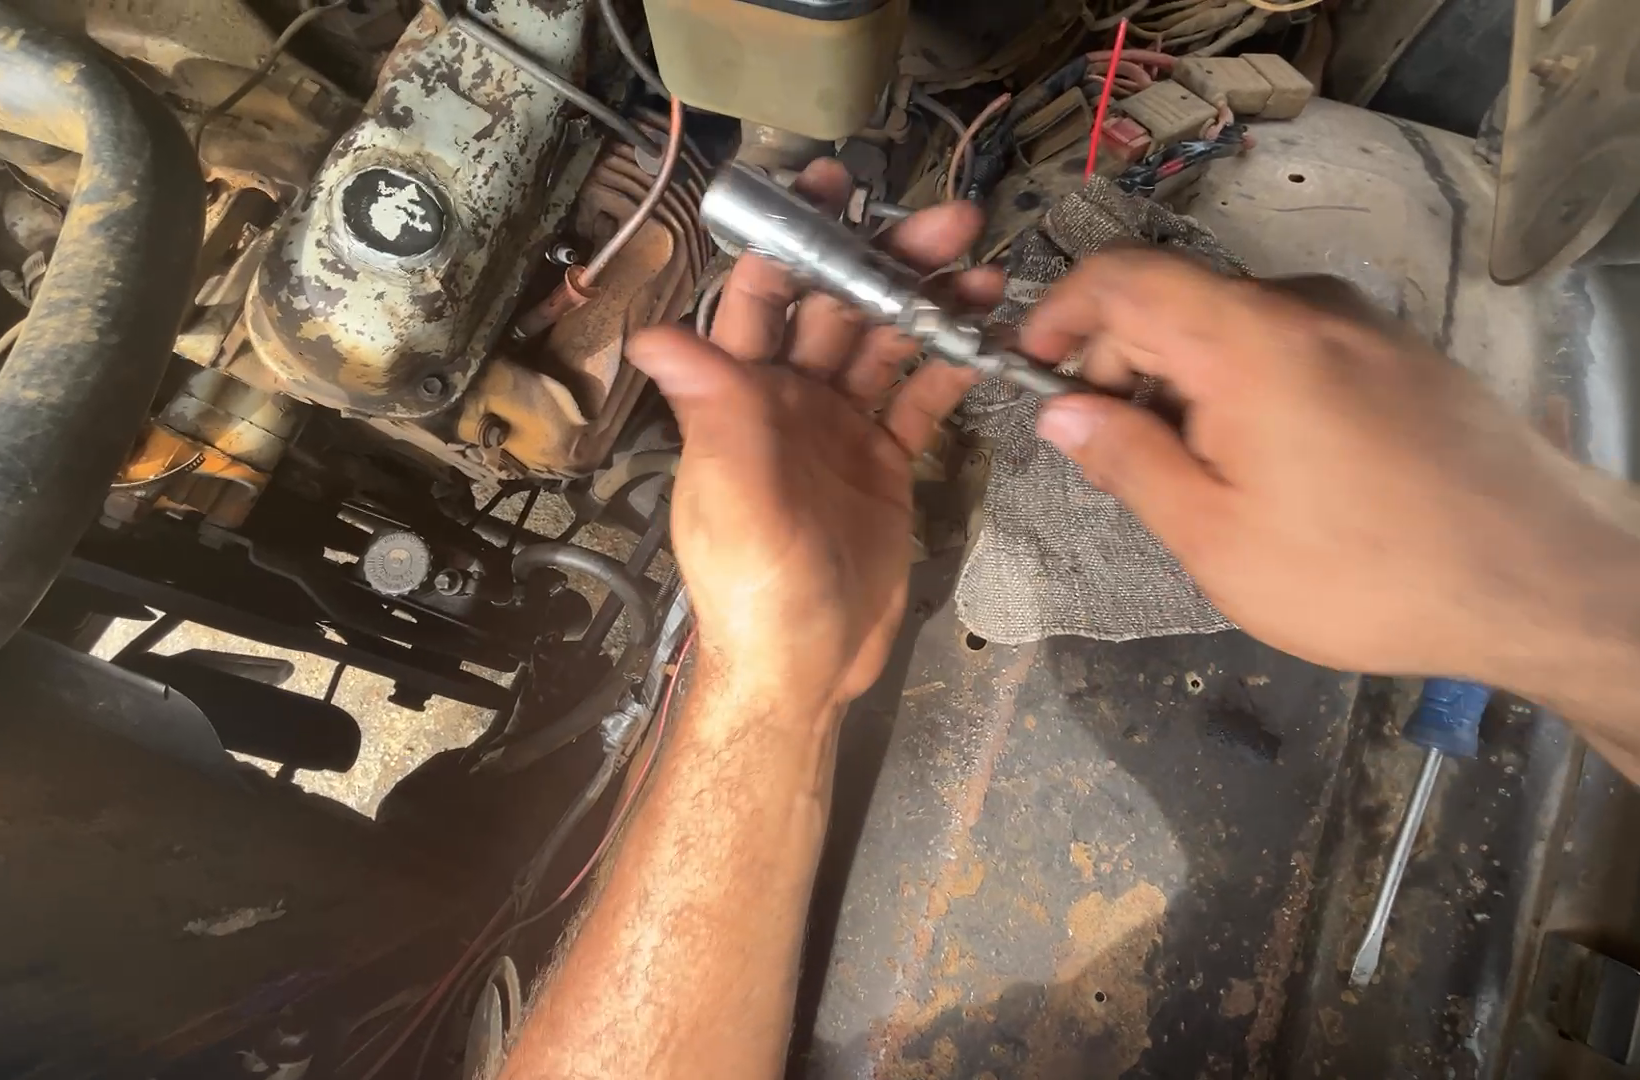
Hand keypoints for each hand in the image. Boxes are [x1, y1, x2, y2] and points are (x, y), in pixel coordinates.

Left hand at [626, 161, 1001, 709]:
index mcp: (740, 400)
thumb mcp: (733, 500)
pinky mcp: (886, 461)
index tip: (834, 190)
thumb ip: (713, 414)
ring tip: (984, 267)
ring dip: (929, 305)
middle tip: (949, 221)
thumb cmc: (755, 588)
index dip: (792, 243)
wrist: (808, 664)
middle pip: (838, 311)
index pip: (760, 301)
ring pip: (886, 347)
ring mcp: (841, 429)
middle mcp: (790, 402)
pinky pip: (919, 401)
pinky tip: (985, 337)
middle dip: (886, 262)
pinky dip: (949, 369)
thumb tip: (654, 332)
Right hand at [1021, 250, 1607, 679]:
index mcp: (1247, 341)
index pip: (1121, 278)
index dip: (1058, 312)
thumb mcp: (1211, 532)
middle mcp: (1302, 307)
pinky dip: (1227, 388)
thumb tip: (1058, 411)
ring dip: (1171, 388)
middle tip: (1110, 459)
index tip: (1028, 369)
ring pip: (1220, 330)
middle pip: (1168, 305)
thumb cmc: (1359, 571)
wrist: (1552, 586)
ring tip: (1182, 476)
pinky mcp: (1389, 353)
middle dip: (1114, 371)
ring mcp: (1355, 324)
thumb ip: (1125, 458)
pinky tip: (1249, 463)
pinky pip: (1275, 346)